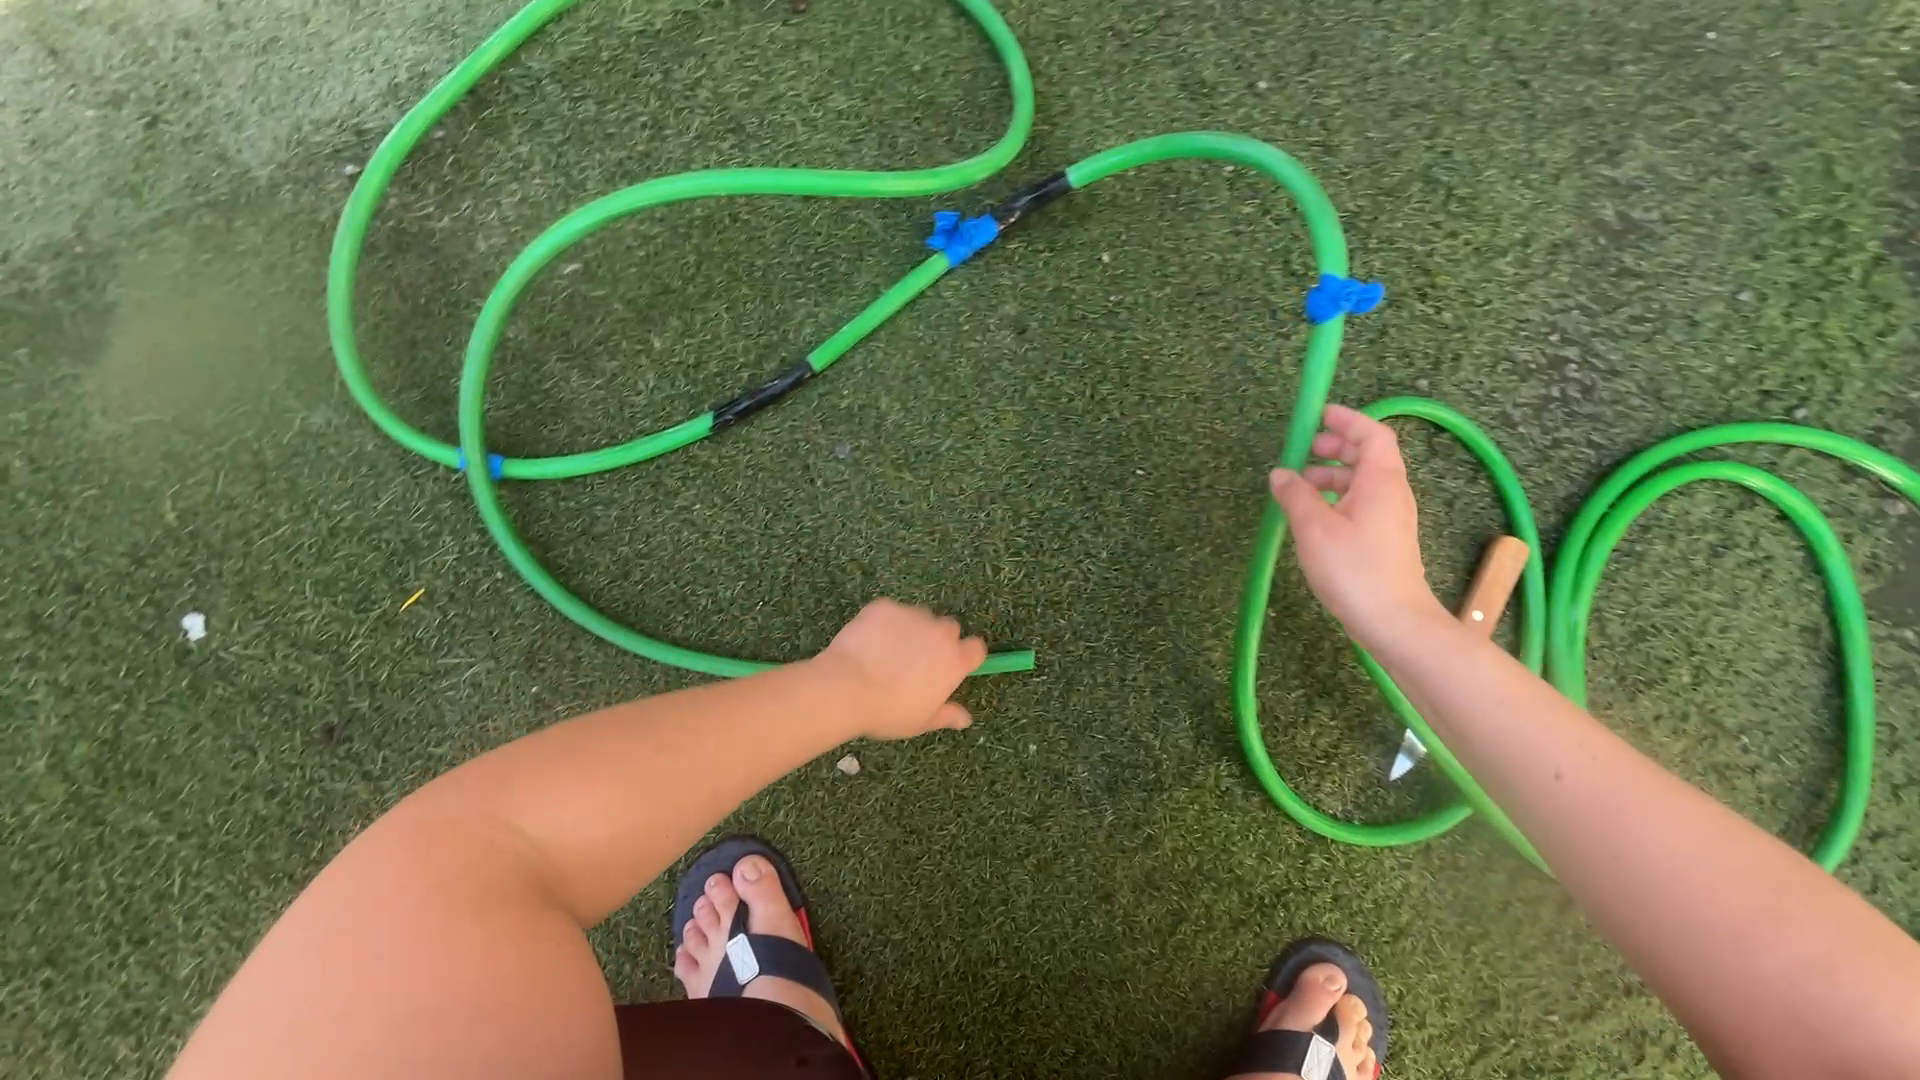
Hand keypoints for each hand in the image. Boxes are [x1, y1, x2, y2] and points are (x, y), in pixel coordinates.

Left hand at [812, 599, 987, 738]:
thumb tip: (965, 718)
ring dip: (911, 629)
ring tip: (886, 651)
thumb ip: (946, 715)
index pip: (976, 648)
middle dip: (937, 640)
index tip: (950, 667)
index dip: (965, 656)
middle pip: (948, 628)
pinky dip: (884, 623)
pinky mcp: (885, 606)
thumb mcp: (921, 721)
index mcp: (954, 661)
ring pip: (919, 617)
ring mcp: (911, 615)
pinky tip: (868, 641)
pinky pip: (891, 612)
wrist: (846, 688)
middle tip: (915, 662)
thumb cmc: (888, 711)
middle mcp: (939, 632)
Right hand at [1268, 404, 1448, 647]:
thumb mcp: (1314, 528)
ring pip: (1362, 481)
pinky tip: (1311, 515)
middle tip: (1304, 449)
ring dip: (1331, 475)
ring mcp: (1389, 517)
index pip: (1372, 434)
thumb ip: (1294, 495)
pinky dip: (1336, 498)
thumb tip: (1280, 474)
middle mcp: (1391, 493)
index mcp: (1381, 481)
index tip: (1318, 415)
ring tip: (1298, 485)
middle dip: (1335, 447)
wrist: (1392, 620)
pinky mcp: (1382, 539)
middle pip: (1368, 455)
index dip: (1347, 420)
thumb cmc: (1354, 568)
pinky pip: (1360, 503)